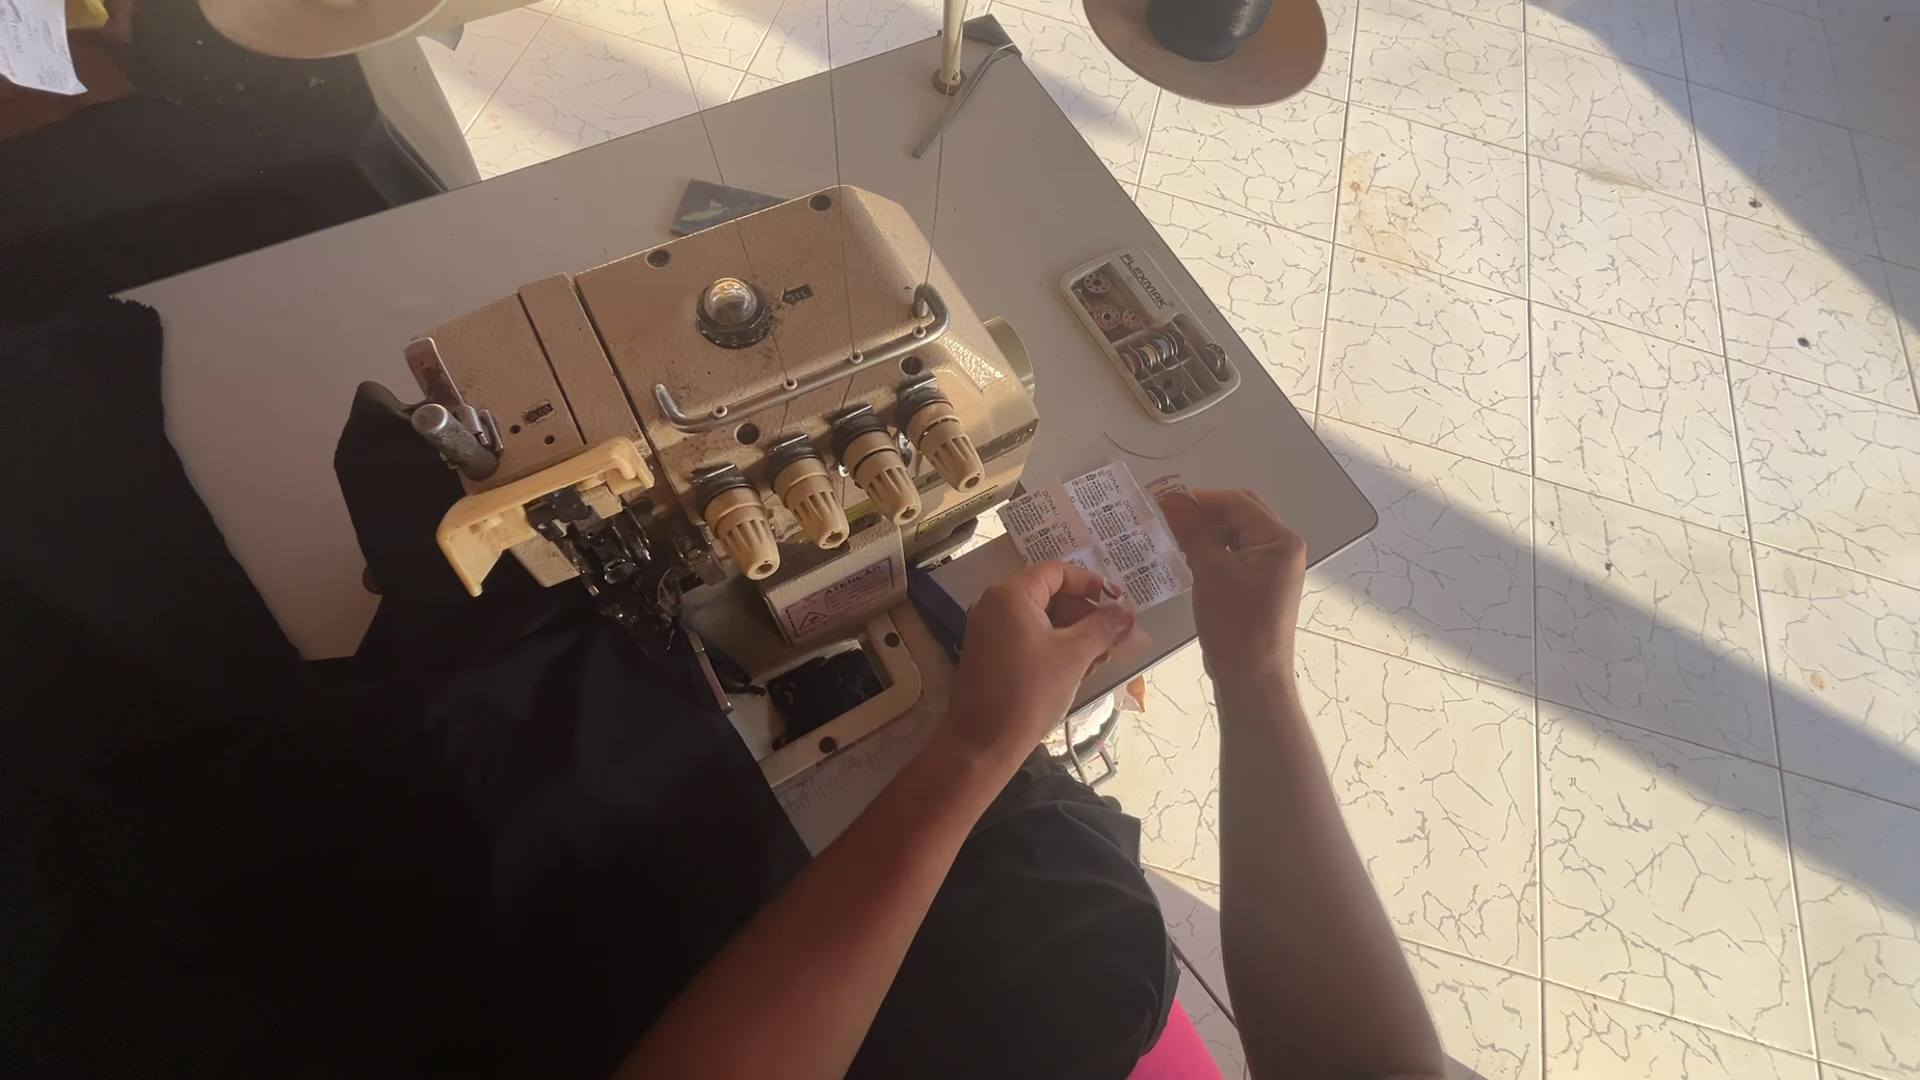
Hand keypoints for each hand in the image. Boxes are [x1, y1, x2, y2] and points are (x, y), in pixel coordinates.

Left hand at [942, 561, 1136, 768]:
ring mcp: (989, 630)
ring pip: (1041, 619)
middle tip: (1113, 638)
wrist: (982, 743)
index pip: (1056, 572)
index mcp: (1010, 596)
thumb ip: (1102, 628)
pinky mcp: (990, 653)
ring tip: (1100, 659)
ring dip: (1074, 634)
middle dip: (1085, 614)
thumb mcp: (1073, 656)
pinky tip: (1077, 670)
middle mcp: (995, 605)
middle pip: (1050, 594)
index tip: (1118, 602)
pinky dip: (1054, 646)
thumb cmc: (1029, 692)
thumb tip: (1127, 612)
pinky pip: (1028, 637)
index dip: (1090, 583)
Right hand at [1159, 488, 1306, 684]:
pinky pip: (1238, 555)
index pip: (1237, 502)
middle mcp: (1284, 549)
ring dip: (1209, 532)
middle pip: (1242, 514)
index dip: (1200, 498)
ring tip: (1177, 538)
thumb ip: (1192, 530)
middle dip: (1206, 512)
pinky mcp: (1263, 585)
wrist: (1251, 676)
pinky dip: (1215, 551)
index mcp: (1279, 540)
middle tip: (1170, 518)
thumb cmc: (1233, 621)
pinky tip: (1192, 559)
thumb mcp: (1209, 570)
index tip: (1164, 502)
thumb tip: (1173, 498)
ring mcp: (1275, 568)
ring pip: (1238, 535)